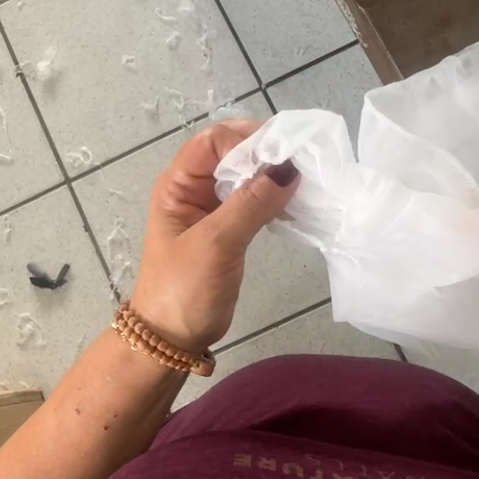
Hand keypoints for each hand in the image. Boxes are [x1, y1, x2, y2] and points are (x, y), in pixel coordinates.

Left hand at [128, 120, 298, 351]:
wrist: (171, 339)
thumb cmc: (184, 289)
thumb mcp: (217, 243)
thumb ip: (251, 203)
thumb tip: (289, 168)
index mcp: (178, 184)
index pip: (214, 140)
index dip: (248, 140)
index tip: (286, 153)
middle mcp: (193, 189)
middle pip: (232, 153)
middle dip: (266, 153)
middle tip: (304, 164)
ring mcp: (210, 209)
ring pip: (245, 176)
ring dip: (273, 176)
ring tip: (306, 182)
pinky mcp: (227, 229)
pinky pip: (252, 200)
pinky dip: (273, 198)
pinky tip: (295, 205)